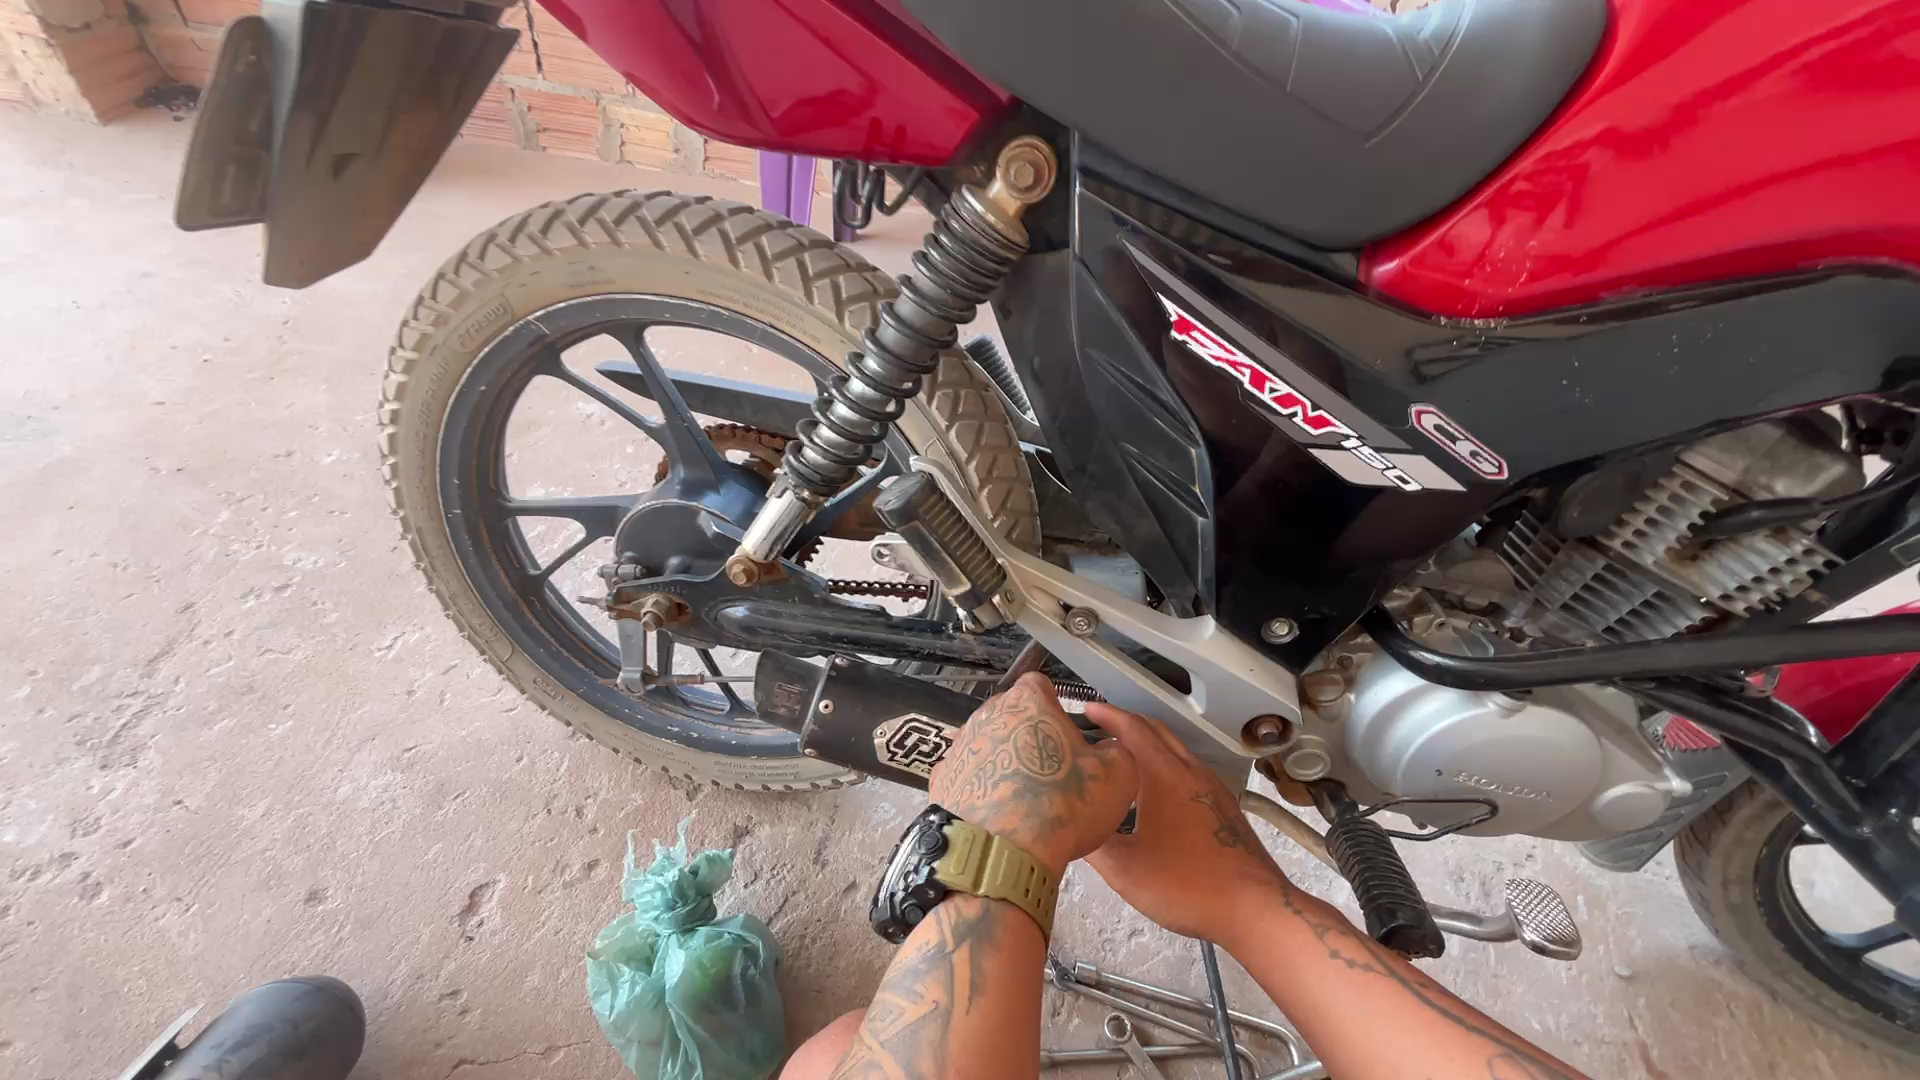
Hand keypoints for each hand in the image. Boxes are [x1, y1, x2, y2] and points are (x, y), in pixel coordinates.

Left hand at [928, 674, 1137, 875]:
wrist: (1000, 853)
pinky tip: (997, 814)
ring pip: (989, 744)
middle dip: (1030, 736)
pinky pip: (968, 775)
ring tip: (1025, 801)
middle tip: (1052, 772)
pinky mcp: (942, 778)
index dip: (1057, 708)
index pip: (1042, 685)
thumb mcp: (1119, 776)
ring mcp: (960, 745)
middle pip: (1013, 715)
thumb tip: (1107, 749)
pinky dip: (981, 788)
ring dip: (1005, 762)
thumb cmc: (1061, 806)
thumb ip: (1117, 749)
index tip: (1068, 735)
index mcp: (1028, 700)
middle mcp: (988, 713)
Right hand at [1083, 704, 1291, 943]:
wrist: (1255, 909)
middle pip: (1156, 730)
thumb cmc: (1187, 886)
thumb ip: (1092, 844)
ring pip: (1175, 748)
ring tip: (1122, 754)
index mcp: (1164, 775)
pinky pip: (1188, 768)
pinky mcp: (1224, 805)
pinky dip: (1166, 761)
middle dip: (1126, 721)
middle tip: (1099, 725)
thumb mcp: (1125, 870)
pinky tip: (1156, 788)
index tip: (1086, 708)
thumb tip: (1068, 826)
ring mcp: (1211, 787)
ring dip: (1148, 741)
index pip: (1132, 728)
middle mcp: (1190, 771)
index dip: (1106, 714)